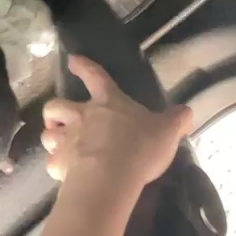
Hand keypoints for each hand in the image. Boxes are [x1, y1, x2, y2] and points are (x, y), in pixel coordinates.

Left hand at [39, 55, 192, 190]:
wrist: (111, 176)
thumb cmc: (139, 147)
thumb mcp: (167, 131)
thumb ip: (177, 119)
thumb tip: (187, 112)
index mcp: (108, 102)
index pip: (95, 76)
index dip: (84, 66)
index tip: (73, 59)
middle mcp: (81, 117)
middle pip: (56, 105)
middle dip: (55, 111)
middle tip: (59, 118)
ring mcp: (67, 140)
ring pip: (48, 134)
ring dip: (52, 137)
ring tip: (59, 145)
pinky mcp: (59, 165)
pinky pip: (52, 164)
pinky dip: (57, 167)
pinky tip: (65, 174)